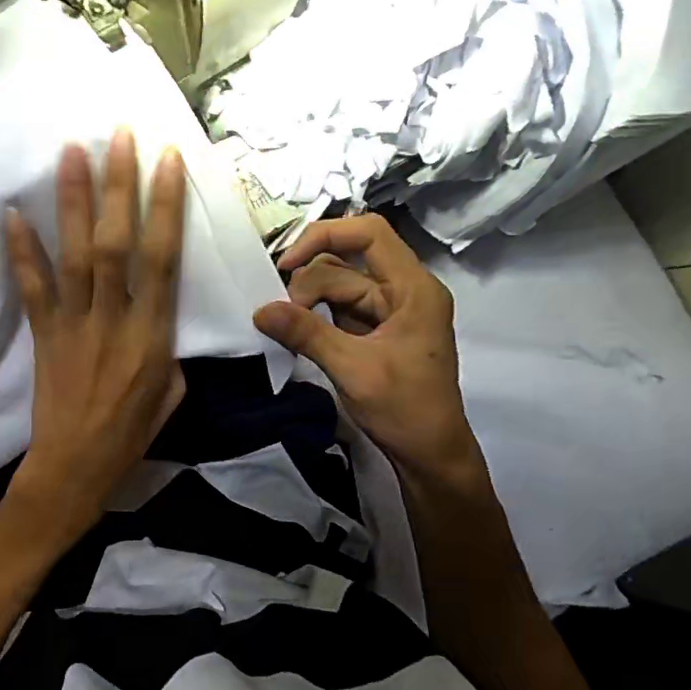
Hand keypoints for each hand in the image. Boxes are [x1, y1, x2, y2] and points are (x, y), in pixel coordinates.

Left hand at [5, 130, 186, 537]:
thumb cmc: (131, 436)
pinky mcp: (42, 335)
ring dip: (73, 202)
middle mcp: (113, 320)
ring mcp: (73, 325)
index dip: (165, 207)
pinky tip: (12, 213)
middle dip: (119, 186)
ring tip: (70, 151)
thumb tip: (161, 309)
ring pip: (75, 255)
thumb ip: (170, 346)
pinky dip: (21, 251)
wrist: (72, 470)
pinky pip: (31, 287)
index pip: (162, 259)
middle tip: (117, 135)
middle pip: (116, 243)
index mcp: (153, 335)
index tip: (167, 160)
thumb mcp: (173, 392)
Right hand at [253, 214, 480, 481]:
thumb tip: (260, 311)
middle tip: (281, 317)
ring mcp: (389, 311)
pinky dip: (315, 318)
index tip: (287, 265)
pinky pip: (339, 310)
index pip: (370, 234)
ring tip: (284, 326)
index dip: (324, 237)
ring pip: (338, 287)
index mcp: (413, 289)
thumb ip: (306, 334)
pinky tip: (294, 332)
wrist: (430, 455)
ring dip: (307, 303)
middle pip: (346, 264)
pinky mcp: (376, 331)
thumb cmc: (404, 410)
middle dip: (308, 284)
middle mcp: (403, 291)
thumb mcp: (352, 369)